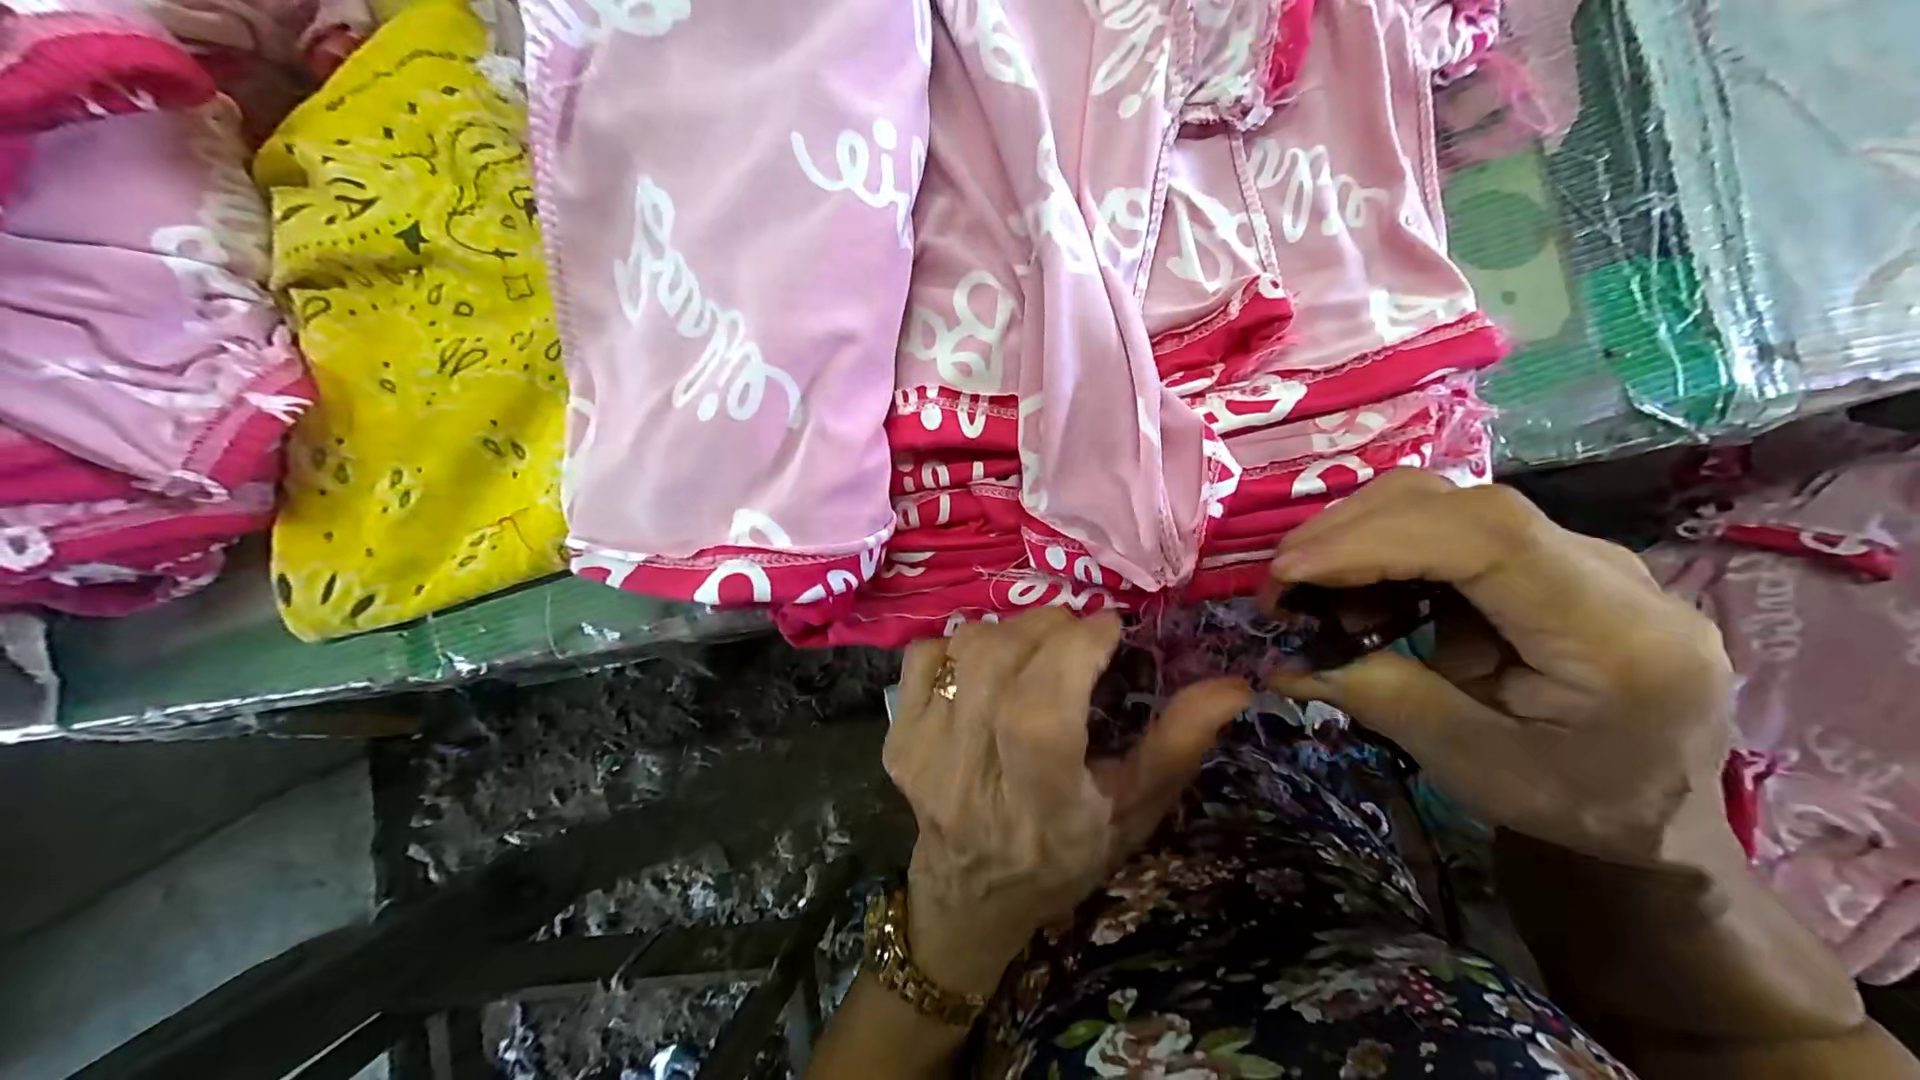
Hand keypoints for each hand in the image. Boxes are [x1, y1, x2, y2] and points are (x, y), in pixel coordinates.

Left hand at [884, 608, 1250, 995]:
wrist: (972, 894)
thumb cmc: (1065, 855)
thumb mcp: (1132, 813)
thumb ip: (1178, 745)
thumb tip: (1233, 684)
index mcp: (1040, 804)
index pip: (1044, 707)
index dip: (1078, 647)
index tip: (1110, 626)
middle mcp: (971, 777)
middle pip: (1000, 663)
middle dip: (1050, 624)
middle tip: (1079, 630)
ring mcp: (925, 755)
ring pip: (965, 651)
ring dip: (1012, 628)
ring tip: (1040, 644)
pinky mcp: (897, 739)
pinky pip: (924, 656)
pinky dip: (961, 643)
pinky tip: (986, 665)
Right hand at [1263, 470, 1736, 867]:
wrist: (1657, 805)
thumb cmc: (1576, 800)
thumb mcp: (1473, 766)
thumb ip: (1383, 699)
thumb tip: (1285, 662)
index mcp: (1616, 635)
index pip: (1488, 540)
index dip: (1375, 541)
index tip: (1290, 572)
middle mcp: (1607, 571)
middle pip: (1458, 505)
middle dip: (1348, 532)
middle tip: (1278, 583)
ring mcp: (1575, 554)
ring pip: (1445, 502)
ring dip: (1356, 533)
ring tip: (1305, 588)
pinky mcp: (1541, 555)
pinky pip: (1445, 524)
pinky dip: (1377, 546)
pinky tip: (1350, 589)